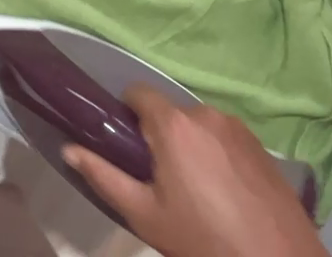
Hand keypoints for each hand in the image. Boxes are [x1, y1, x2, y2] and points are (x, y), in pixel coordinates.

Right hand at [62, 87, 328, 256]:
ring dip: (189, 146)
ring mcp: (238, 127)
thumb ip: (104, 176)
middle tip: (160, 180)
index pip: (138, 92)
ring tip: (195, 192)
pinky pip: (224, 138)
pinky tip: (223, 194)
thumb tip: (69, 149)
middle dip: (159, 137)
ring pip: (198, 126)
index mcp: (174, 124)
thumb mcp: (145, 215)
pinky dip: (216, 155)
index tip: (126, 145)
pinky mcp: (262, 145)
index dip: (126, 113)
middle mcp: (206, 113)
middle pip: (169, 112)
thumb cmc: (204, 240)